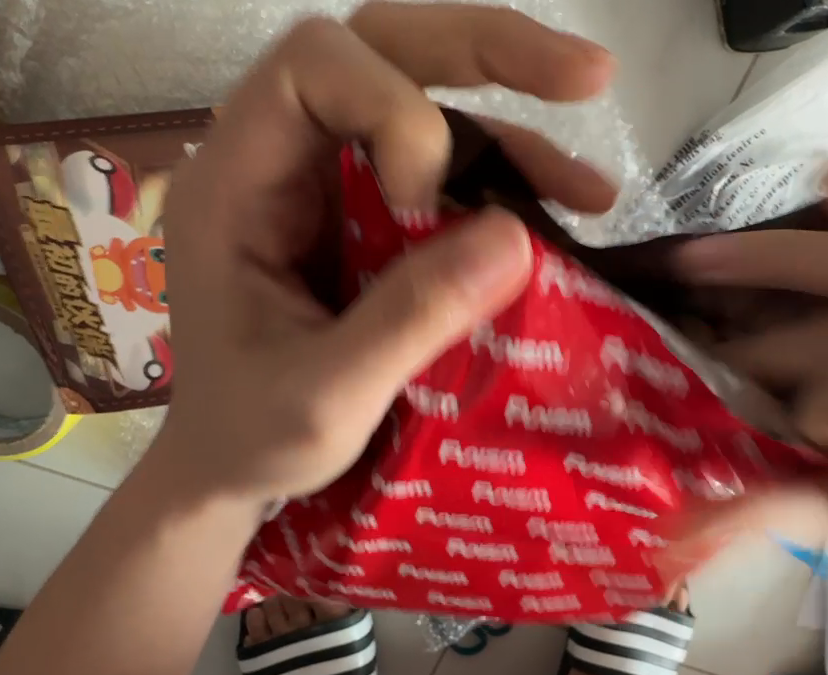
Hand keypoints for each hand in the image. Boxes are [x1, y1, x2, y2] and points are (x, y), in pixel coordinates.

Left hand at [155, 3, 617, 499]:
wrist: (232, 470)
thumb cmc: (253, 438)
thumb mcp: (327, 396)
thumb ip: (409, 318)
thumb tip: (517, 236)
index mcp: (237, 185)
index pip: (316, 68)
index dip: (392, 110)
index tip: (424, 207)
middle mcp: (282, 163)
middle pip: (382, 50)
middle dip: (487, 55)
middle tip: (590, 78)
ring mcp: (328, 191)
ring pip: (426, 109)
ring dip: (514, 138)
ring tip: (595, 194)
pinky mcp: (366, 226)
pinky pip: (442, 181)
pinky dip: (502, 192)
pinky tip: (560, 220)